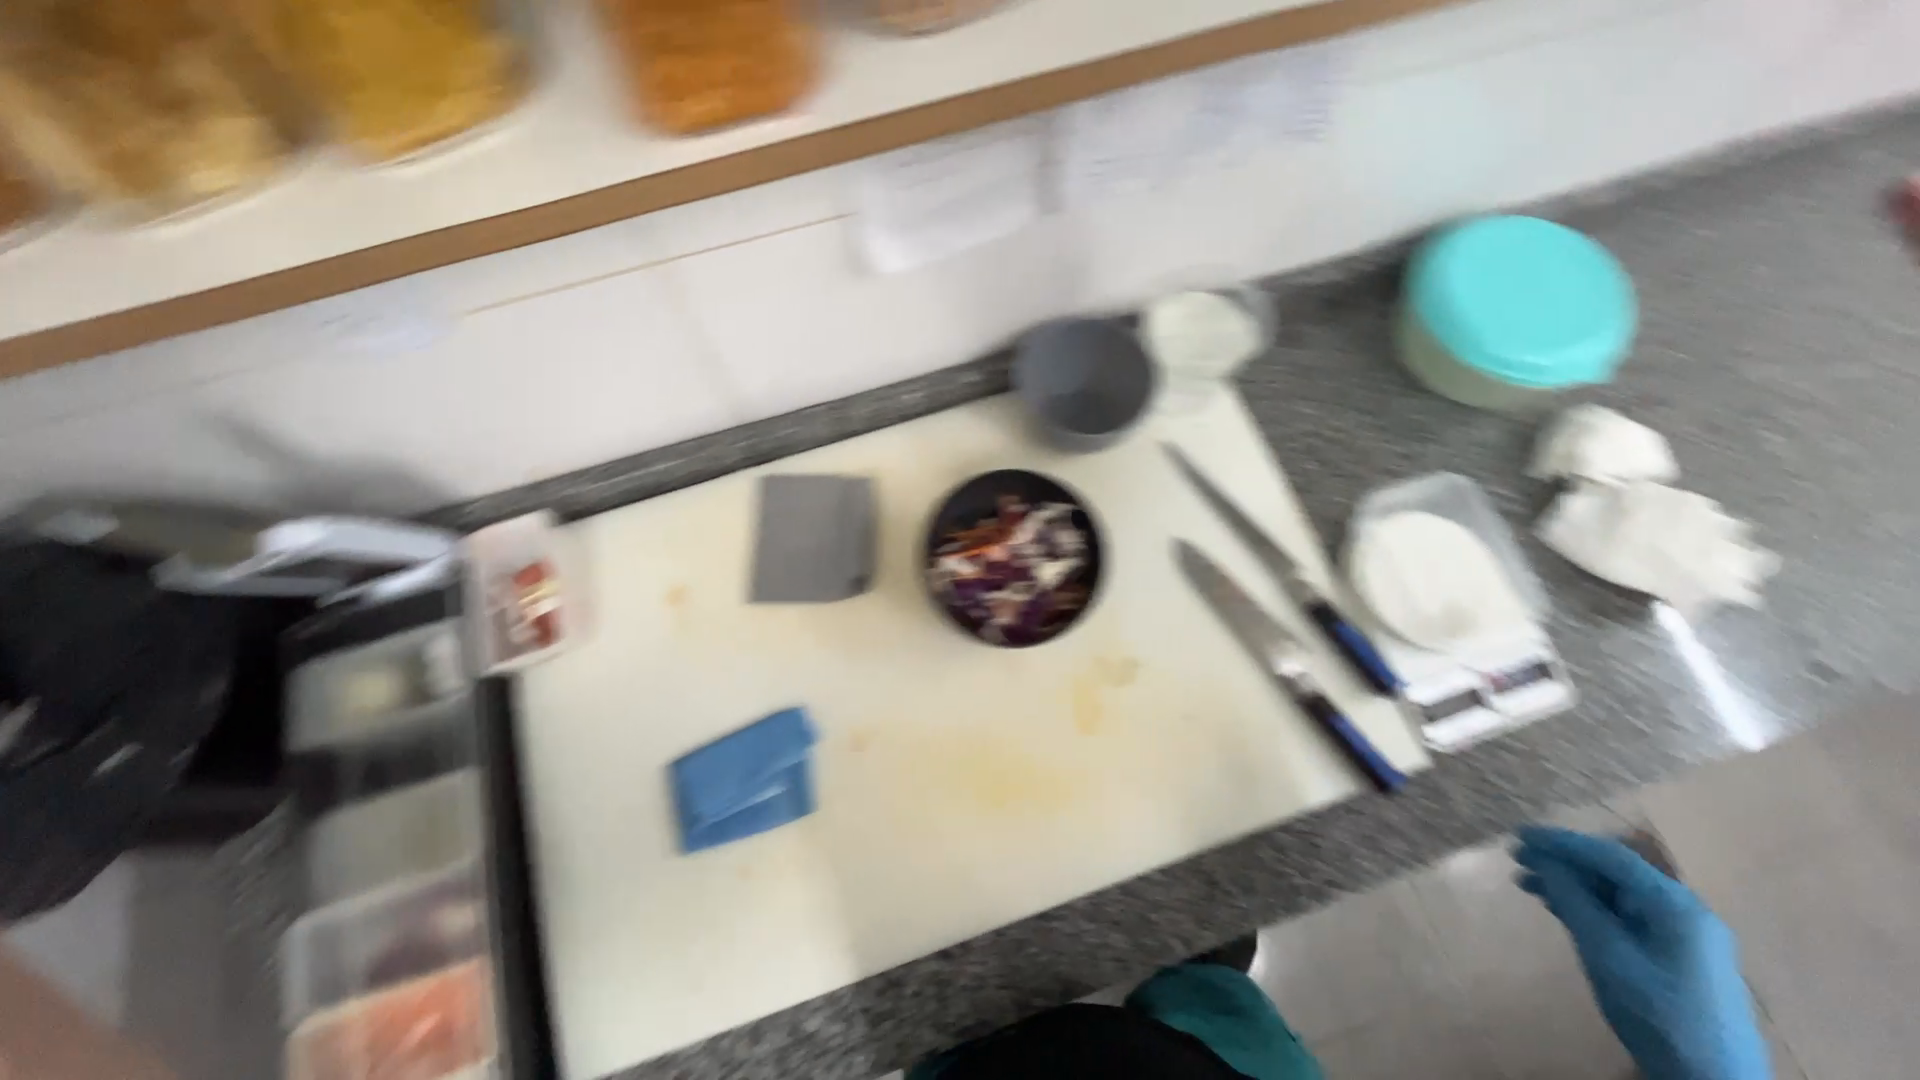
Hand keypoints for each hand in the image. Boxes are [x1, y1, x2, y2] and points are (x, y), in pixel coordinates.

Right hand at [1514, 826, 1770, 1079]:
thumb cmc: (1656, 1012)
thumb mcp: (1606, 954)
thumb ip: (1575, 903)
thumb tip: (1544, 860)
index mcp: (1675, 905)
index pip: (1611, 856)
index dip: (1562, 842)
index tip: (1520, 835)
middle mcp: (1684, 910)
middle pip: (1616, 871)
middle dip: (1565, 862)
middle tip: (1518, 860)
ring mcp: (1683, 934)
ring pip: (1618, 893)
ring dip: (1574, 885)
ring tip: (1528, 885)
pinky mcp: (1676, 955)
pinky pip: (1626, 916)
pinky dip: (1591, 907)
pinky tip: (1561, 910)